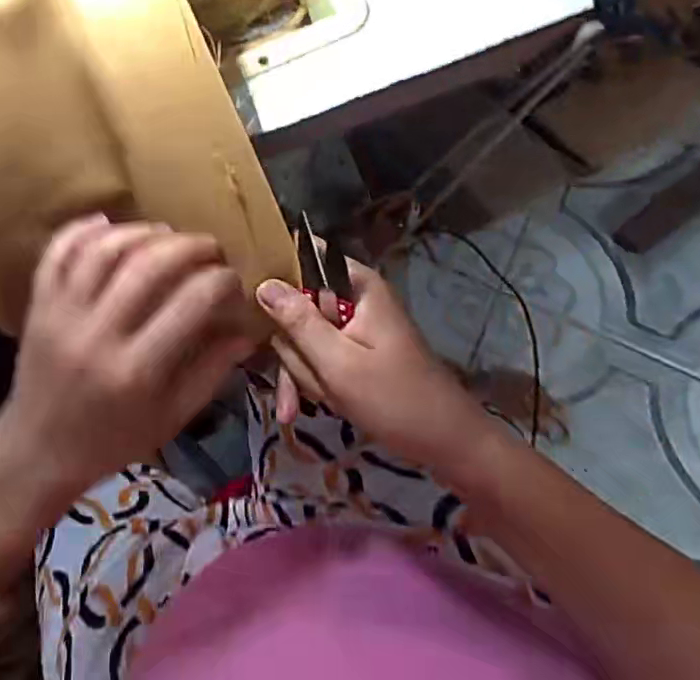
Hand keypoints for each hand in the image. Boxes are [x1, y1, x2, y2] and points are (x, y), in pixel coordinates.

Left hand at [0, 214, 256, 507]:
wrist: (37, 451)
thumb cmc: (112, 439)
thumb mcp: (171, 418)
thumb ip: (211, 371)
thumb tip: (246, 330)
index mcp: (135, 371)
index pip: (190, 303)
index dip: (221, 281)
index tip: (232, 279)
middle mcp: (96, 336)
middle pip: (147, 266)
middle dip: (189, 246)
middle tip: (209, 247)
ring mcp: (61, 315)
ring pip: (103, 250)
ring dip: (142, 231)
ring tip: (167, 233)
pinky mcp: (38, 304)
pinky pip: (57, 252)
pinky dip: (83, 229)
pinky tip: (109, 222)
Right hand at [256, 261, 500, 470]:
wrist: (449, 445)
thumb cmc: (397, 400)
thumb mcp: (339, 363)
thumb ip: (299, 322)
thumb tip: (263, 284)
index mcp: (355, 284)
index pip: (303, 254)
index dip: (275, 275)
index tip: (250, 304)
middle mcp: (351, 295)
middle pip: (295, 303)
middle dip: (294, 347)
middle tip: (314, 379)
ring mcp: (350, 324)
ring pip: (300, 335)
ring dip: (303, 372)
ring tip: (326, 399)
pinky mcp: (350, 348)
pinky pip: (313, 355)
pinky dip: (310, 382)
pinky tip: (302, 411)